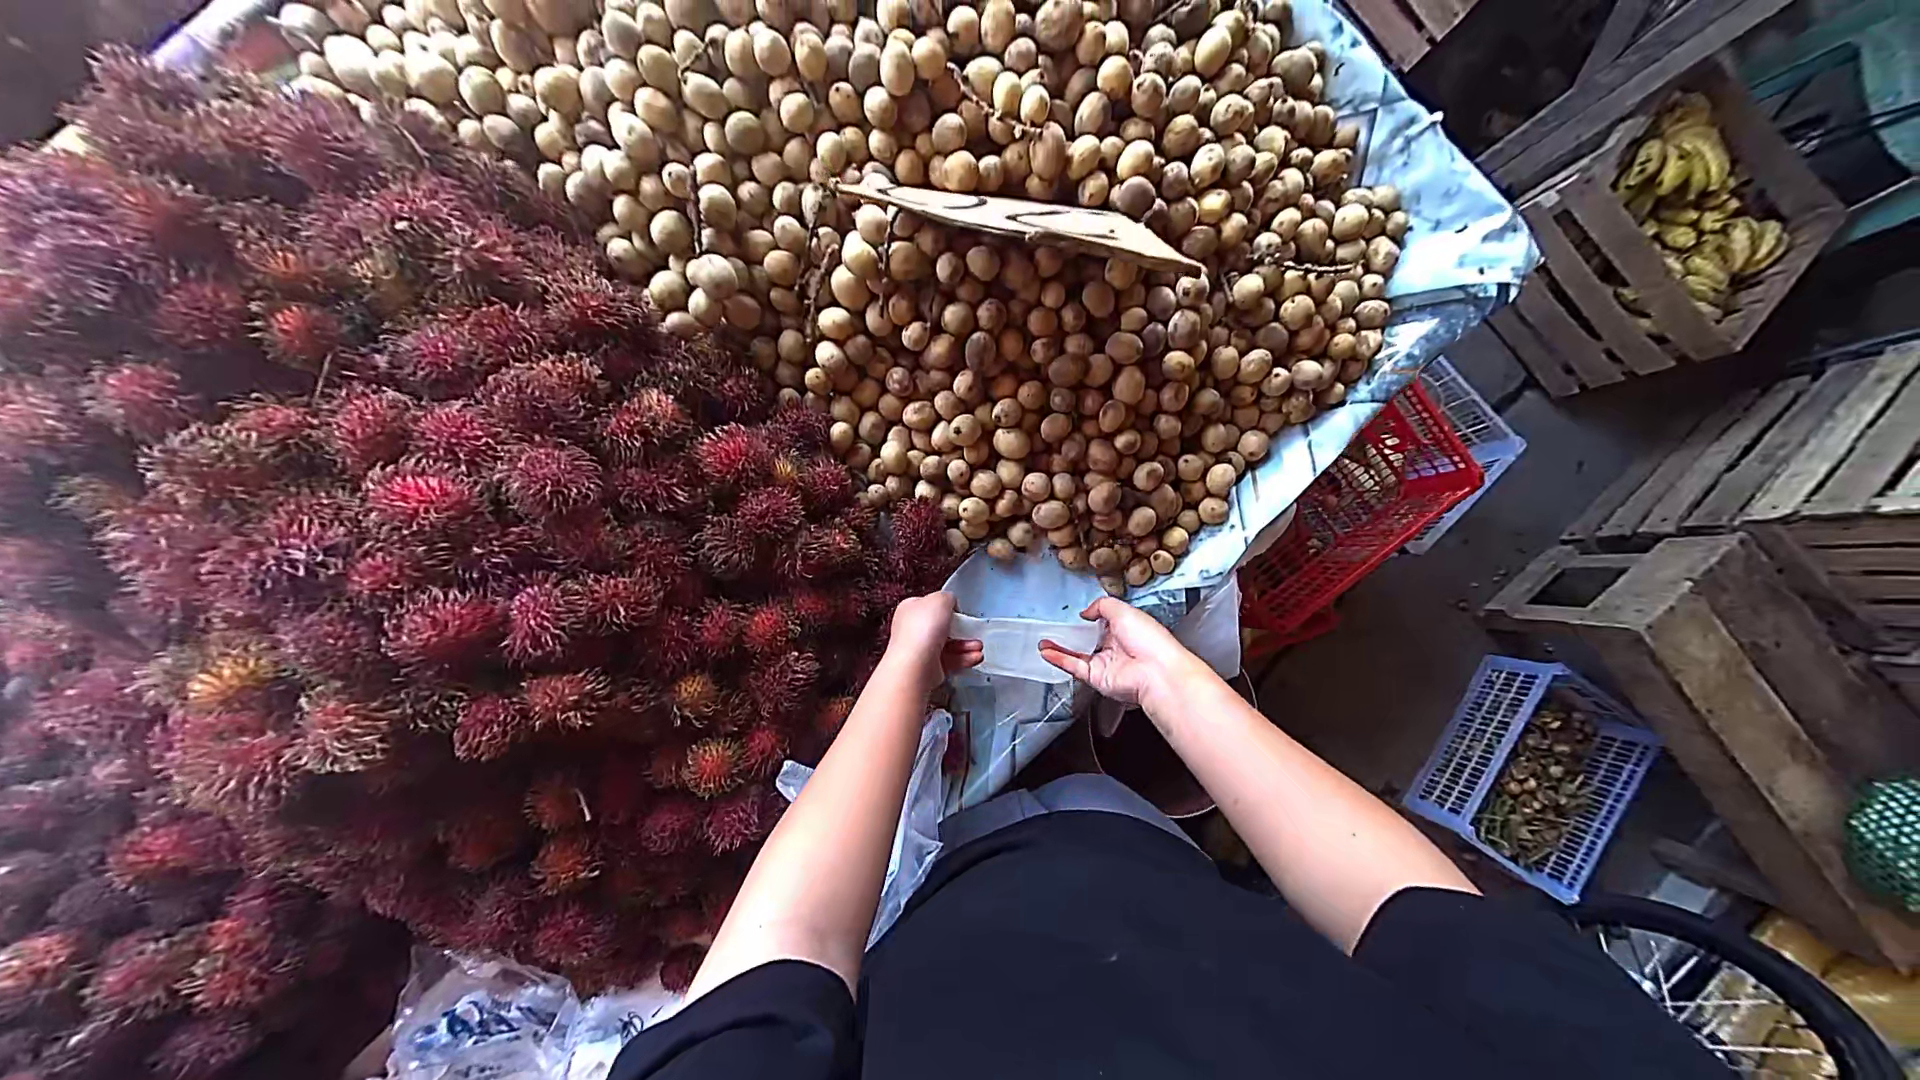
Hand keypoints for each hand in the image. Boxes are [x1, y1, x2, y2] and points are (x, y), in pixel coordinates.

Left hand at [884, 592, 981, 694]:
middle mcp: (913, 629)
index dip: (947, 607)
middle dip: (962, 629)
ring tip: (978, 646)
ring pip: (949, 645)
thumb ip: (948, 597)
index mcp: (910, 609)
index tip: (960, 611)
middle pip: (943, 626)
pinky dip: (964, 658)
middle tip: (973, 630)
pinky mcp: (929, 668)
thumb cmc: (921, 631)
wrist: (915, 665)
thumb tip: (951, 603)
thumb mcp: (940, 599)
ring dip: (966, 644)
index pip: (932, 605)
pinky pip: (950, 660)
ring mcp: (920, 650)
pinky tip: (975, 657)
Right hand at [1038, 597, 1205, 710]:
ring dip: (1059, 648)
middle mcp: (1115, 648)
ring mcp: (1105, 663)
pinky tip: (1047, 652)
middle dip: (1072, 635)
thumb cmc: (1151, 641)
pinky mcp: (1097, 677)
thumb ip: (1101, 606)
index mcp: (1127, 630)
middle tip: (1056, 629)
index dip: (1091, 618)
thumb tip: (1086, 612)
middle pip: (1088, 640)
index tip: (1076, 614)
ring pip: (1077, 654)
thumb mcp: (1123, 610)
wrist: (1156, 672)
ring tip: (1044, 641)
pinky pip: (1074, 666)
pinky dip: (1059, 659)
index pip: (1104, 622)